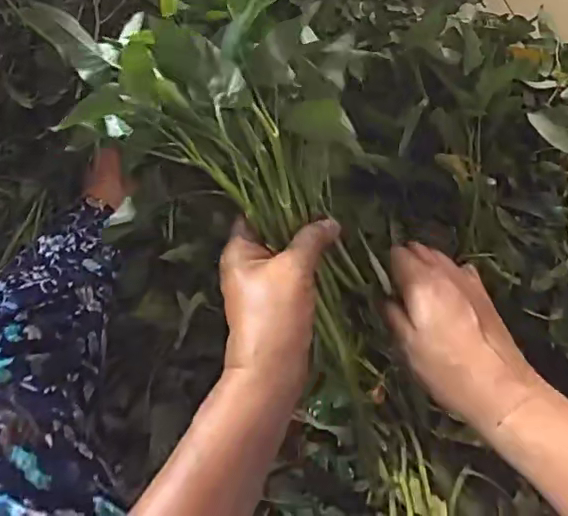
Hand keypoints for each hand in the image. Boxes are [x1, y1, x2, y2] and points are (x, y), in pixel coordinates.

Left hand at [218, 216, 339, 400]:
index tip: (304, 193)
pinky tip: (326, 261)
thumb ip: (311, 240)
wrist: (270, 374)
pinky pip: (288, 275)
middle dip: (294, 224)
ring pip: (281, 255)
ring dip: (302, 247)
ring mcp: (256, 285)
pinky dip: (304, 268)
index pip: (253, 212)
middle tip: (323, 211)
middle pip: (268, 232)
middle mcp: (242, 263)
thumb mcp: (294, 270)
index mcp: (237, 249)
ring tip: (329, 231)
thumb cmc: (274, 315)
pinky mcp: (271, 303)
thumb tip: (330, 221)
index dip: (275, 201)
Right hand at [384, 243, 548, 432]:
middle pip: (418, 249)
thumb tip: (383, 295)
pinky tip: (449, 295)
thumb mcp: (407, 346)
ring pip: (438, 256)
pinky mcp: (483, 292)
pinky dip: (448, 274)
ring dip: (427, 266)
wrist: (505, 392)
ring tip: (423, 294)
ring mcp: (466, 280)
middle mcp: (443, 272)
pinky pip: (458, 269)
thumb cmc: (447, 371)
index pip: (396, 252)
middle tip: (401, 291)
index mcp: (420, 281)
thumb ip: (390, 312)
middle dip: (406, 262)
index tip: (386, 287)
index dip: (387, 266)